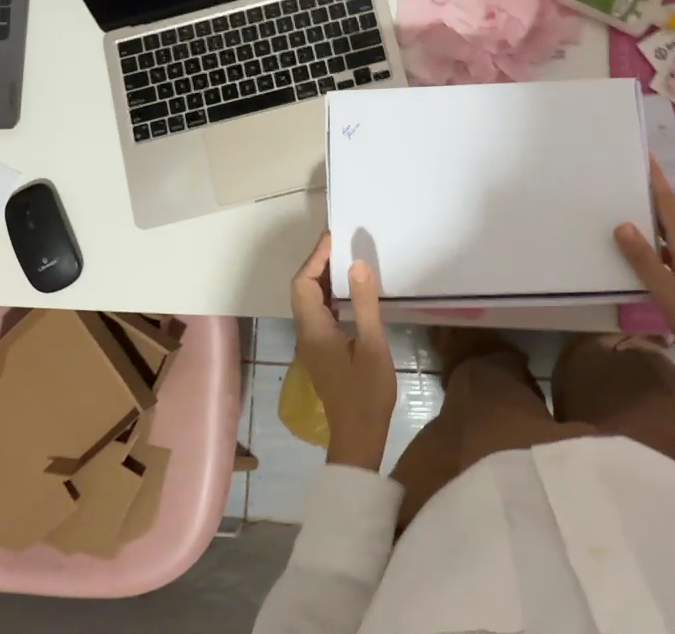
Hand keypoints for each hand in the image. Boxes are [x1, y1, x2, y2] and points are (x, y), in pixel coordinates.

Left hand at [290, 233, 396, 470]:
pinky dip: (330, 295)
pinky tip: (350, 291)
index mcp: (313, 329)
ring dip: (324, 278)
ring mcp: (312, 343)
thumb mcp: (372, 346)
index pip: (303, 283)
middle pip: (302, 289)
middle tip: (341, 243)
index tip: (334, 238)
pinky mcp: (321, 349)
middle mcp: (306, 332)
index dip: (315, 258)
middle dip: (317, 263)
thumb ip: (364, 305)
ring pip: (309, 301)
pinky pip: (319, 312)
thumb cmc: (367, 393)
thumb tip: (356, 265)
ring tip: (347, 259)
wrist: (358, 436)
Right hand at [613, 158, 674, 364]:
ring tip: (624, 208)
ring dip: (650, 217)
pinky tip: (639, 247)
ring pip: (669, 230)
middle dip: (649, 193)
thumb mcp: (666, 290)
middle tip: (623, 178)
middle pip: (669, 212)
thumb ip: (643, 258)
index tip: (644, 155)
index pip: (668, 203)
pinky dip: (655, 239)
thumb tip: (622, 224)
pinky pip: (672, 246)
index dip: (656, 179)